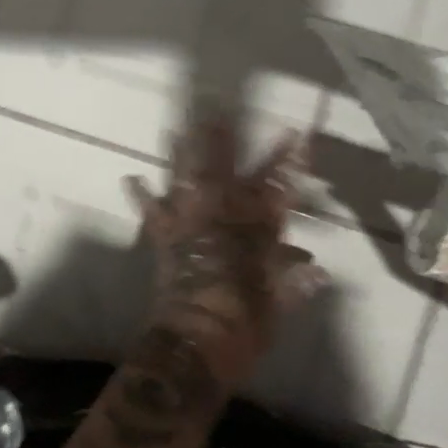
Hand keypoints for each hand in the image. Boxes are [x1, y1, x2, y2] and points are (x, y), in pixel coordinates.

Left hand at [125, 118, 326, 380]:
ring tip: (175, 125)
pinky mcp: (164, 237)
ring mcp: (189, 223)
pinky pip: (150, 210)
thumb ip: (295, 284)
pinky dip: (140, 194)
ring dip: (181, 151)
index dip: (288, 161)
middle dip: (222, 136)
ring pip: (185, 178)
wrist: (196, 344)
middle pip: (225, 169)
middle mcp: (222, 218)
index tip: (297, 133)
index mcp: (257, 231)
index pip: (278, 188)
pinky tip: (130, 177)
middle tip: (215, 103)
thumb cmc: (244, 327)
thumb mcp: (277, 306)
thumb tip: (317, 270)